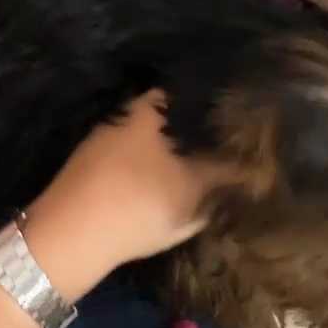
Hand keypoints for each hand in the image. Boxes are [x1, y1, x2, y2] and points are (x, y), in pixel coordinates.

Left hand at [21, 90, 234, 298]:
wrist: (69, 233)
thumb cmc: (139, 202)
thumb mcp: (194, 191)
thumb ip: (227, 173)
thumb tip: (257, 164)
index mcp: (151, 106)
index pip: (195, 94)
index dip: (221, 109)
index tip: (246, 124)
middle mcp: (127, 111)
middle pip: (173, 114)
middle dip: (198, 130)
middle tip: (229, 149)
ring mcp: (106, 134)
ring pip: (152, 134)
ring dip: (174, 148)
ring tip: (203, 166)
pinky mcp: (91, 160)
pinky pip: (133, 152)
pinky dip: (151, 163)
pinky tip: (163, 182)